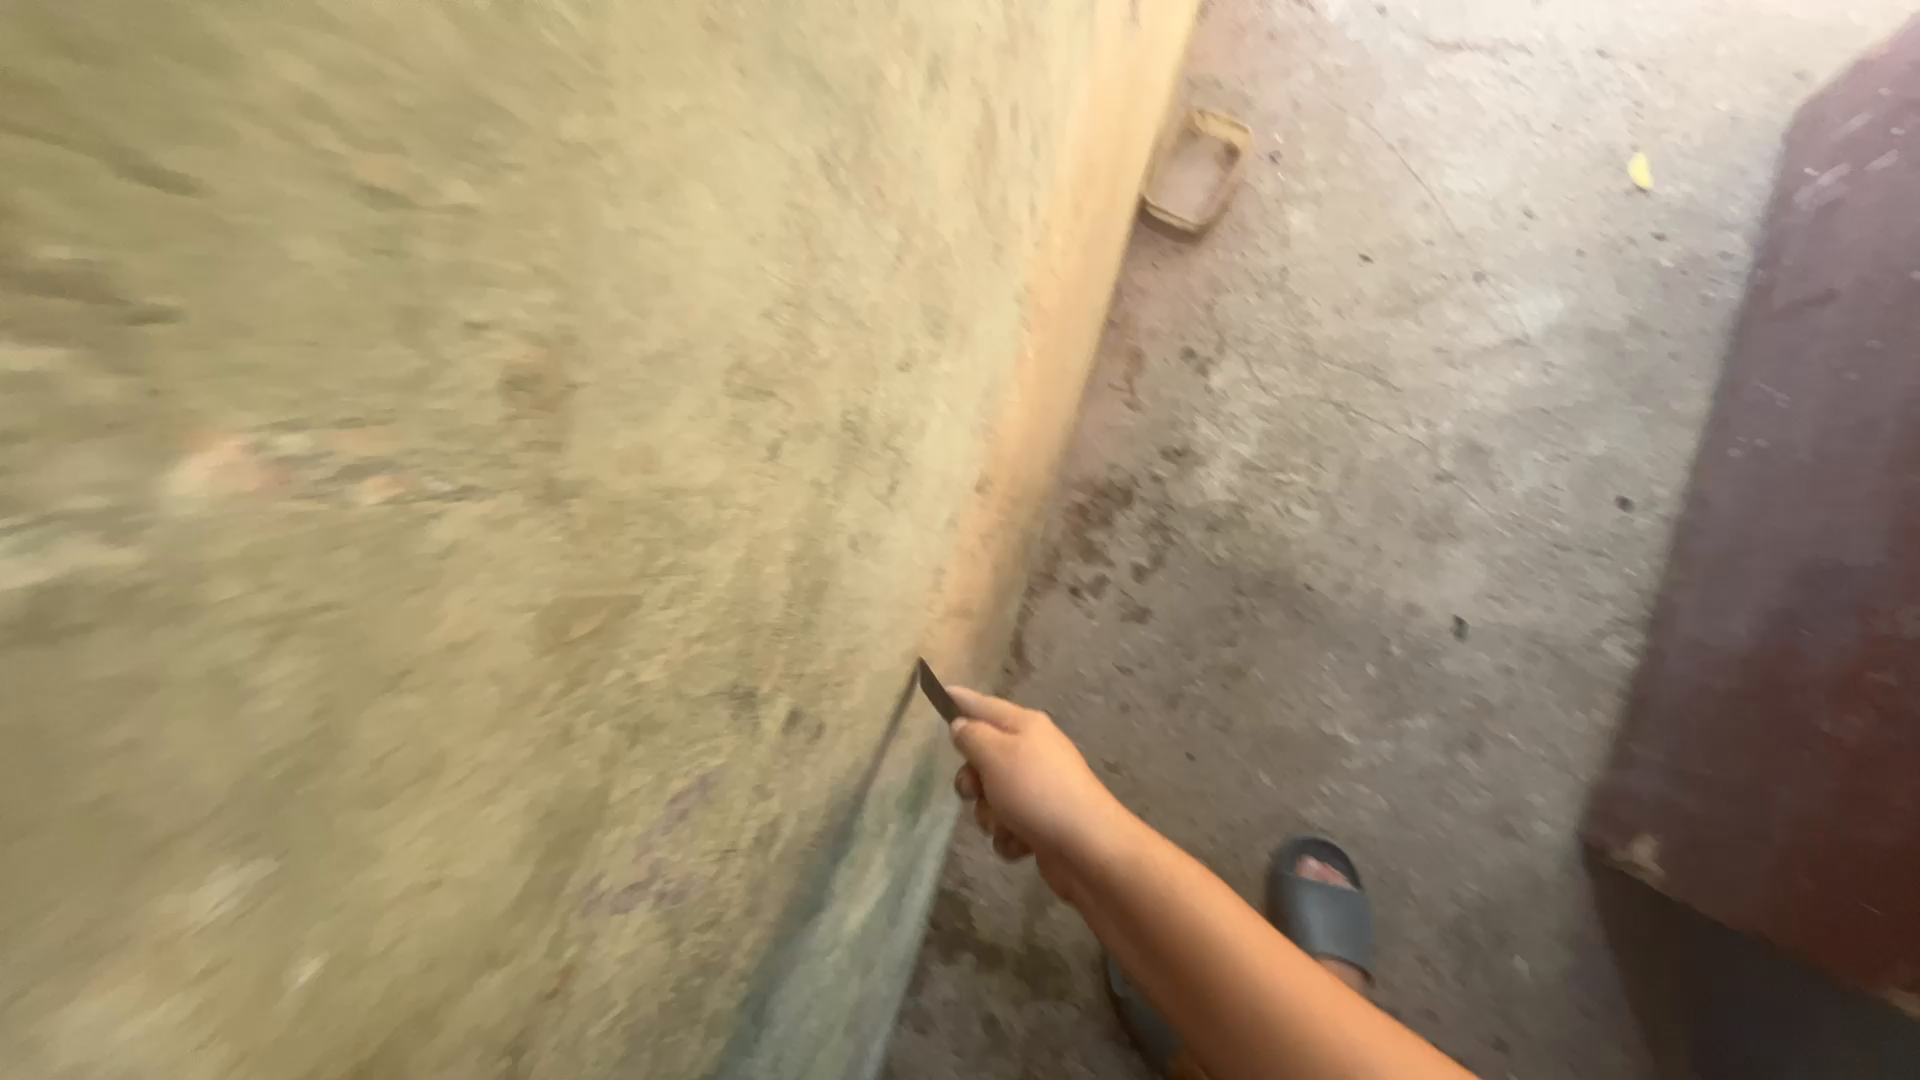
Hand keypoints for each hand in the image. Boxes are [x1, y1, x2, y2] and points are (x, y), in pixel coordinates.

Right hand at [946, 687, 1127, 900]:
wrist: (1086, 846)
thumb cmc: (1036, 791)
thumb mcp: (995, 755)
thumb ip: (971, 736)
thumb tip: (961, 725)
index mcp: (1024, 726)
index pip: (984, 705)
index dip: (961, 700)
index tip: (942, 692)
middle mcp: (1033, 752)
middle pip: (984, 756)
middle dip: (972, 779)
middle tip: (973, 791)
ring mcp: (1039, 788)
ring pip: (992, 796)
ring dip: (989, 814)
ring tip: (1005, 823)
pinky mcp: (1042, 822)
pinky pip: (1009, 825)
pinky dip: (1009, 836)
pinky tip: (1020, 844)